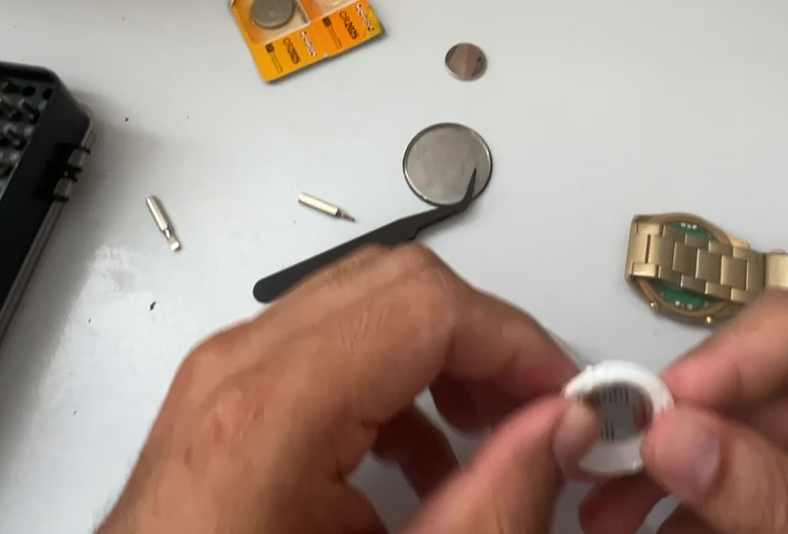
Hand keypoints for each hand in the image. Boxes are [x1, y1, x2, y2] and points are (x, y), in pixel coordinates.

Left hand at [101, 245, 583, 533]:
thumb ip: (492, 505)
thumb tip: (560, 425)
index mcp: (271, 412)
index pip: (426, 308)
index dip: (513, 342)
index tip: (562, 391)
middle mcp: (239, 366)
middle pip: (399, 283)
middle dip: (482, 337)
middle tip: (532, 405)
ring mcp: (225, 372)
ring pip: (367, 299)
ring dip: (441, 350)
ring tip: (485, 427)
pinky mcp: (225, 392)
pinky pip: (329, 341)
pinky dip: (394, 375)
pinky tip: (420, 455)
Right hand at [580, 292, 787, 533]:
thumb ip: (776, 500)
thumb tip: (667, 433)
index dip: (719, 362)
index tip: (658, 415)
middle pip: (750, 389)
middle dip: (678, 433)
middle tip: (611, 475)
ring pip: (733, 442)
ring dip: (670, 477)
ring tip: (611, 515)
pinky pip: (744, 492)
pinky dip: (695, 513)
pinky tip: (653, 529)